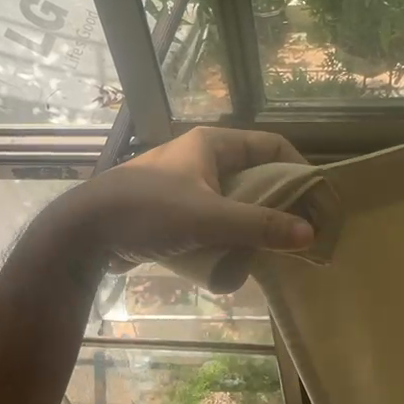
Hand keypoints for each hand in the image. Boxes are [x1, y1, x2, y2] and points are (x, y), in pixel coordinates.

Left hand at [47, 126, 315, 263]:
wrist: (85, 232)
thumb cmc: (147, 212)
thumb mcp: (209, 218)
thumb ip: (260, 226)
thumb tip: (309, 235)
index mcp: (213, 144)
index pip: (272, 146)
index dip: (300, 169)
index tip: (317, 202)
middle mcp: (202, 158)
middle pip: (256, 176)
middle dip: (278, 204)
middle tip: (297, 234)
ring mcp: (185, 185)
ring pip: (234, 201)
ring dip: (252, 225)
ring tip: (269, 251)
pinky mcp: (172, 212)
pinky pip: (213, 220)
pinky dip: (228, 236)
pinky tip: (234, 259)